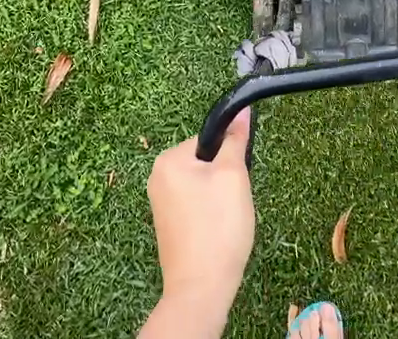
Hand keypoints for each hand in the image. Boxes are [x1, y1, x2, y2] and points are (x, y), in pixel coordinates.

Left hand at [139, 111, 253, 337]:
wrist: (201, 288)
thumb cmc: (218, 226)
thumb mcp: (233, 174)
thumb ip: (236, 139)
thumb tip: (240, 110)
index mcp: (168, 159)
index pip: (209, 140)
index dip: (229, 157)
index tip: (236, 180)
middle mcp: (157, 177)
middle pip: (205, 162)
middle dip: (224, 178)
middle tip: (232, 201)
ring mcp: (160, 203)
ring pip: (203, 184)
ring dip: (220, 196)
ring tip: (226, 218)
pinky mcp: (168, 225)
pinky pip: (196, 204)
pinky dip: (211, 212)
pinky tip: (218, 230)